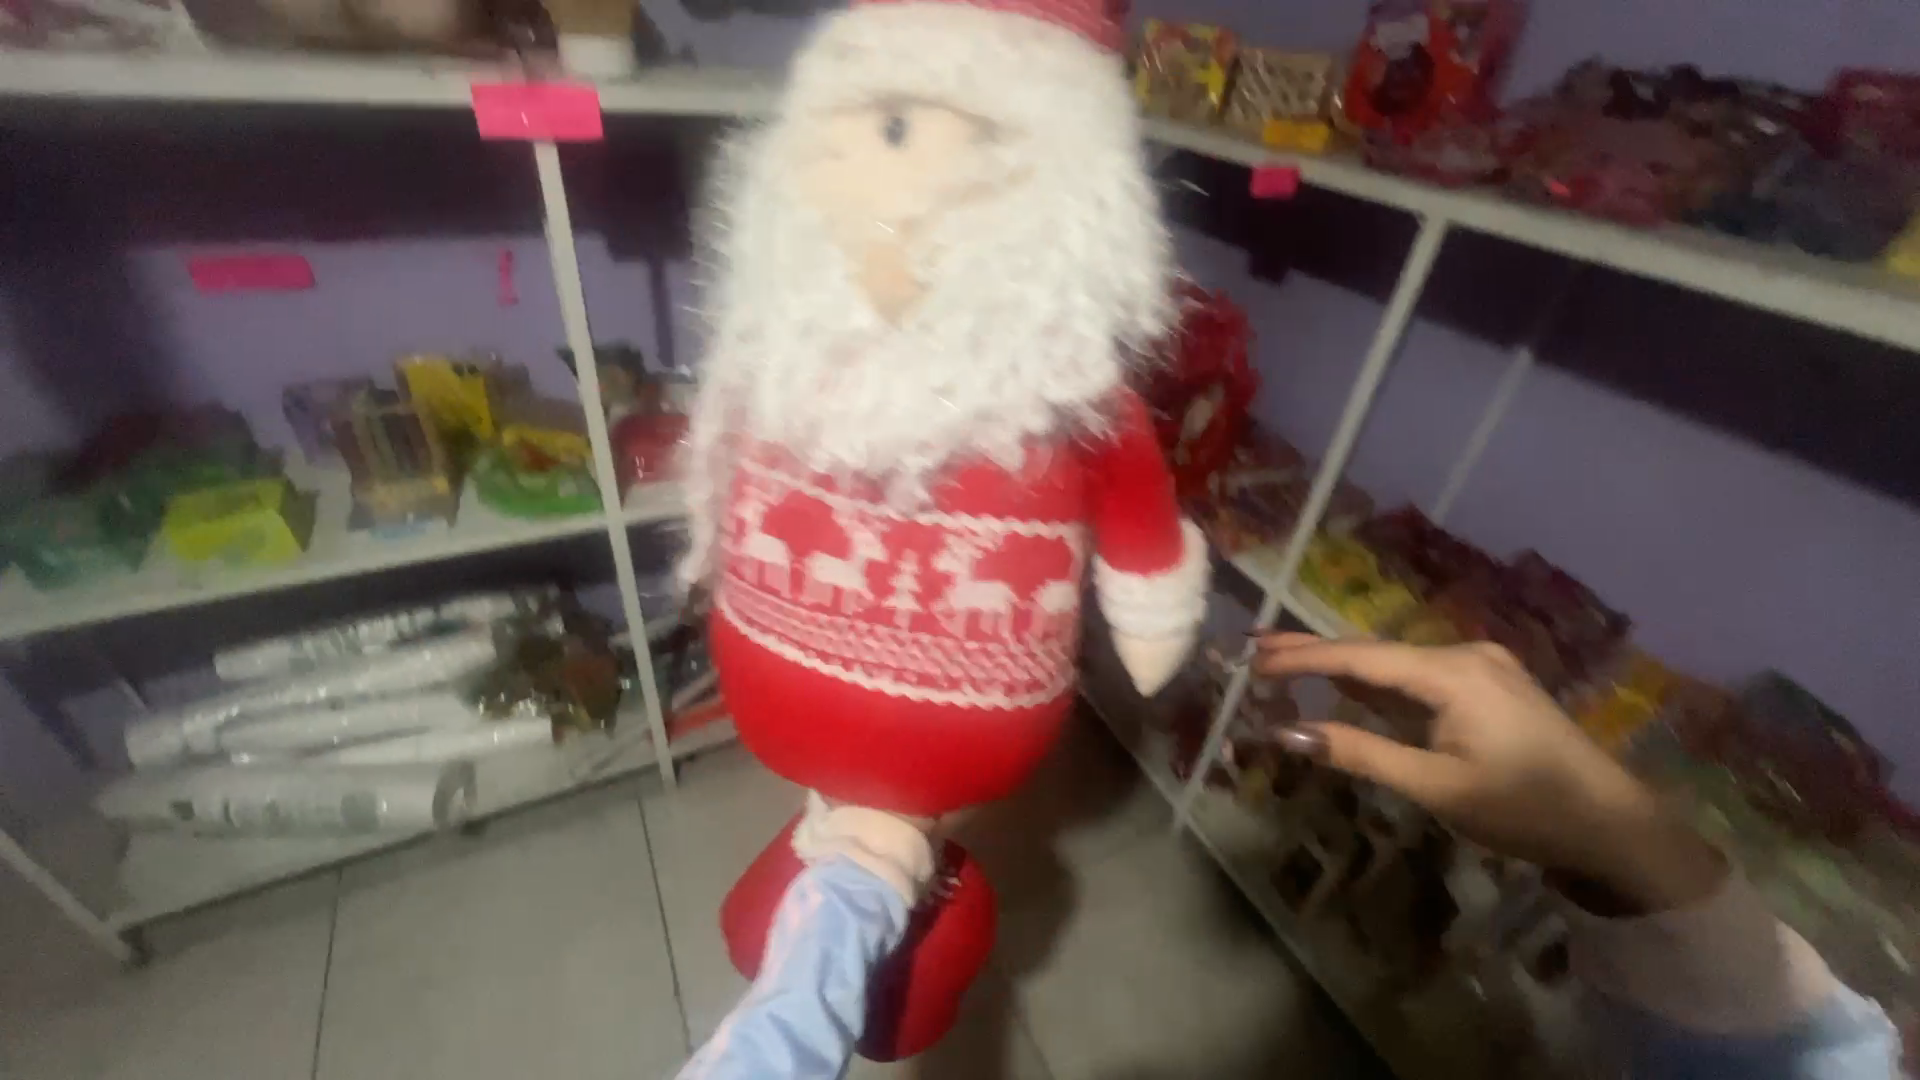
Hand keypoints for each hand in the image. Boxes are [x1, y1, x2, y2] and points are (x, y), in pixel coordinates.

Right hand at [1254, 633, 1723, 912]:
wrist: (1621, 831)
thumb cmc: (1526, 810)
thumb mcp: (1436, 787)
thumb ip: (1358, 752)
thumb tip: (1285, 732)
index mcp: (1453, 673)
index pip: (1359, 658)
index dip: (1302, 658)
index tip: (1253, 662)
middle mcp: (1463, 655)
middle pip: (1372, 650)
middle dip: (1312, 650)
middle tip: (1255, 645)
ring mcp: (1477, 667)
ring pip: (1391, 662)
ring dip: (1339, 664)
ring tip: (1283, 658)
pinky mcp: (1484, 684)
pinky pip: (1413, 676)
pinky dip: (1372, 681)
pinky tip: (1343, 680)